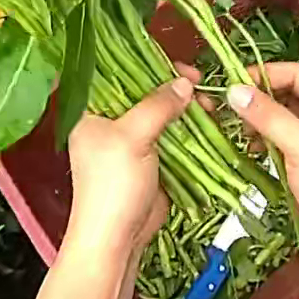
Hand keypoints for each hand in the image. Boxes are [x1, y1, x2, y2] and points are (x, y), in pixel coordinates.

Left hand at [63, 72, 194, 256]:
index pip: (114, 71)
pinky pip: (171, 133)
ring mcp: (130, 139)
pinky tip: (208, 118)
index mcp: (90, 109)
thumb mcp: (132, 136)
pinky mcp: (150, 156)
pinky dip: (189, 126)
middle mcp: (109, 119)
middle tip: (198, 80)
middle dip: (171, 84)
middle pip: (142, 90)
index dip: (142, 60)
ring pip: (160, 112)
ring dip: (184, 105)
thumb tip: (185, 84)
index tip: (171, 59)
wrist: (117, 238)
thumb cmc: (112, 184)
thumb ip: (158, 105)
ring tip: (208, 102)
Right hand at [226, 63, 298, 298]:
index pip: (293, 74)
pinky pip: (286, 139)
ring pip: (283, 118)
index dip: (262, 76)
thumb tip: (234, 90)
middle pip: (286, 94)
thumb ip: (267, 116)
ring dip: (261, 123)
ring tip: (241, 134)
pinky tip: (254, 151)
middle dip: (258, 101)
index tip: (231, 85)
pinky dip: (268, 142)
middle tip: (229, 112)